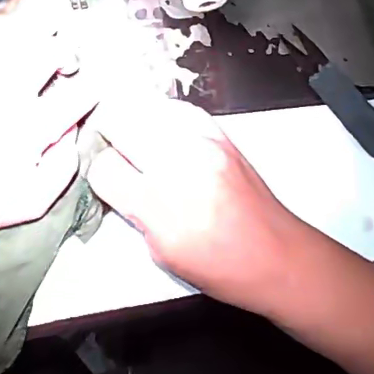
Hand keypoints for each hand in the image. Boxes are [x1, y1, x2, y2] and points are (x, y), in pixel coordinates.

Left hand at [0, 27, 96, 252]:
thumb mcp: (34, 201)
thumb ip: (64, 166)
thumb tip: (73, 131)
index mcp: (30, 129)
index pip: (77, 95)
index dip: (92, 88)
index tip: (93, 89)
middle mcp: (4, 97)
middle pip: (47, 51)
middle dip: (67, 52)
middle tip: (68, 63)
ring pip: (13, 40)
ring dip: (34, 40)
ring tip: (39, 48)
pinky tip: (1, 51)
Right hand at [87, 95, 318, 313]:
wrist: (276, 254)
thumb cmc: (223, 266)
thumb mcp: (161, 252)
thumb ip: (133, 211)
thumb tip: (115, 181)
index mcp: (159, 204)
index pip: (103, 166)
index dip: (97, 171)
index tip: (103, 174)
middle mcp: (179, 164)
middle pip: (119, 122)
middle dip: (109, 136)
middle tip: (111, 149)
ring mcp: (202, 143)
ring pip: (144, 107)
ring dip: (133, 122)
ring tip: (136, 141)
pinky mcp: (219, 134)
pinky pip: (176, 109)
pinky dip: (163, 117)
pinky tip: (163, 134)